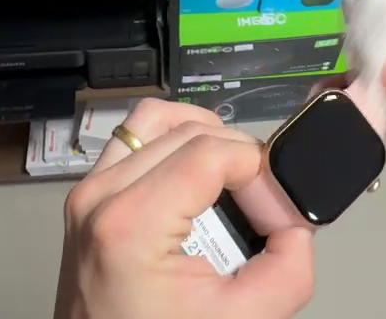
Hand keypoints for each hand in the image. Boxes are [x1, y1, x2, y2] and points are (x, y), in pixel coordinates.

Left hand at [54, 100, 315, 318]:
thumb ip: (288, 265)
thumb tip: (296, 214)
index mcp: (129, 223)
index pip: (211, 152)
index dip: (258, 170)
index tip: (278, 209)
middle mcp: (101, 194)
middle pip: (189, 131)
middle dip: (239, 158)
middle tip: (264, 205)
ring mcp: (89, 190)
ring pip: (157, 120)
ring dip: (204, 138)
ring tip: (232, 181)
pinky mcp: (89, 194)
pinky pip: (133, 137)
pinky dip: (172, 140)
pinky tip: (197, 175)